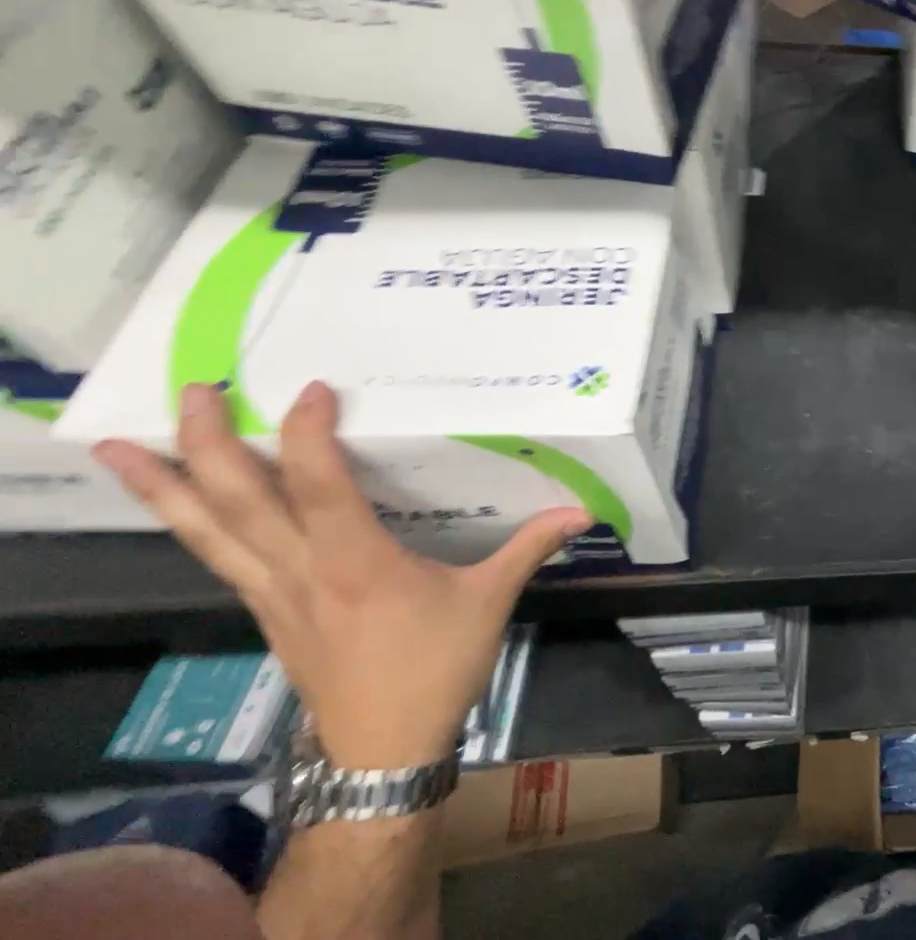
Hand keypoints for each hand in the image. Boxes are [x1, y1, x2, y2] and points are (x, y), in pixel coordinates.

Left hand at [94, 382, 590, 768]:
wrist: (382, 744)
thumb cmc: (436, 667)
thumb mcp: (490, 602)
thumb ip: (528, 549)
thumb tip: (581, 512)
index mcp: (356, 563)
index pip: (317, 484)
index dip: (307, 433)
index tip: (313, 391)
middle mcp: (299, 570)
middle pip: (236, 499)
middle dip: (208, 441)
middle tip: (195, 388)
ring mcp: (271, 591)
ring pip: (204, 531)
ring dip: (162, 484)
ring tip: (118, 444)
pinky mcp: (264, 610)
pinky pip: (216, 555)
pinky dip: (187, 522)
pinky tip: (177, 505)